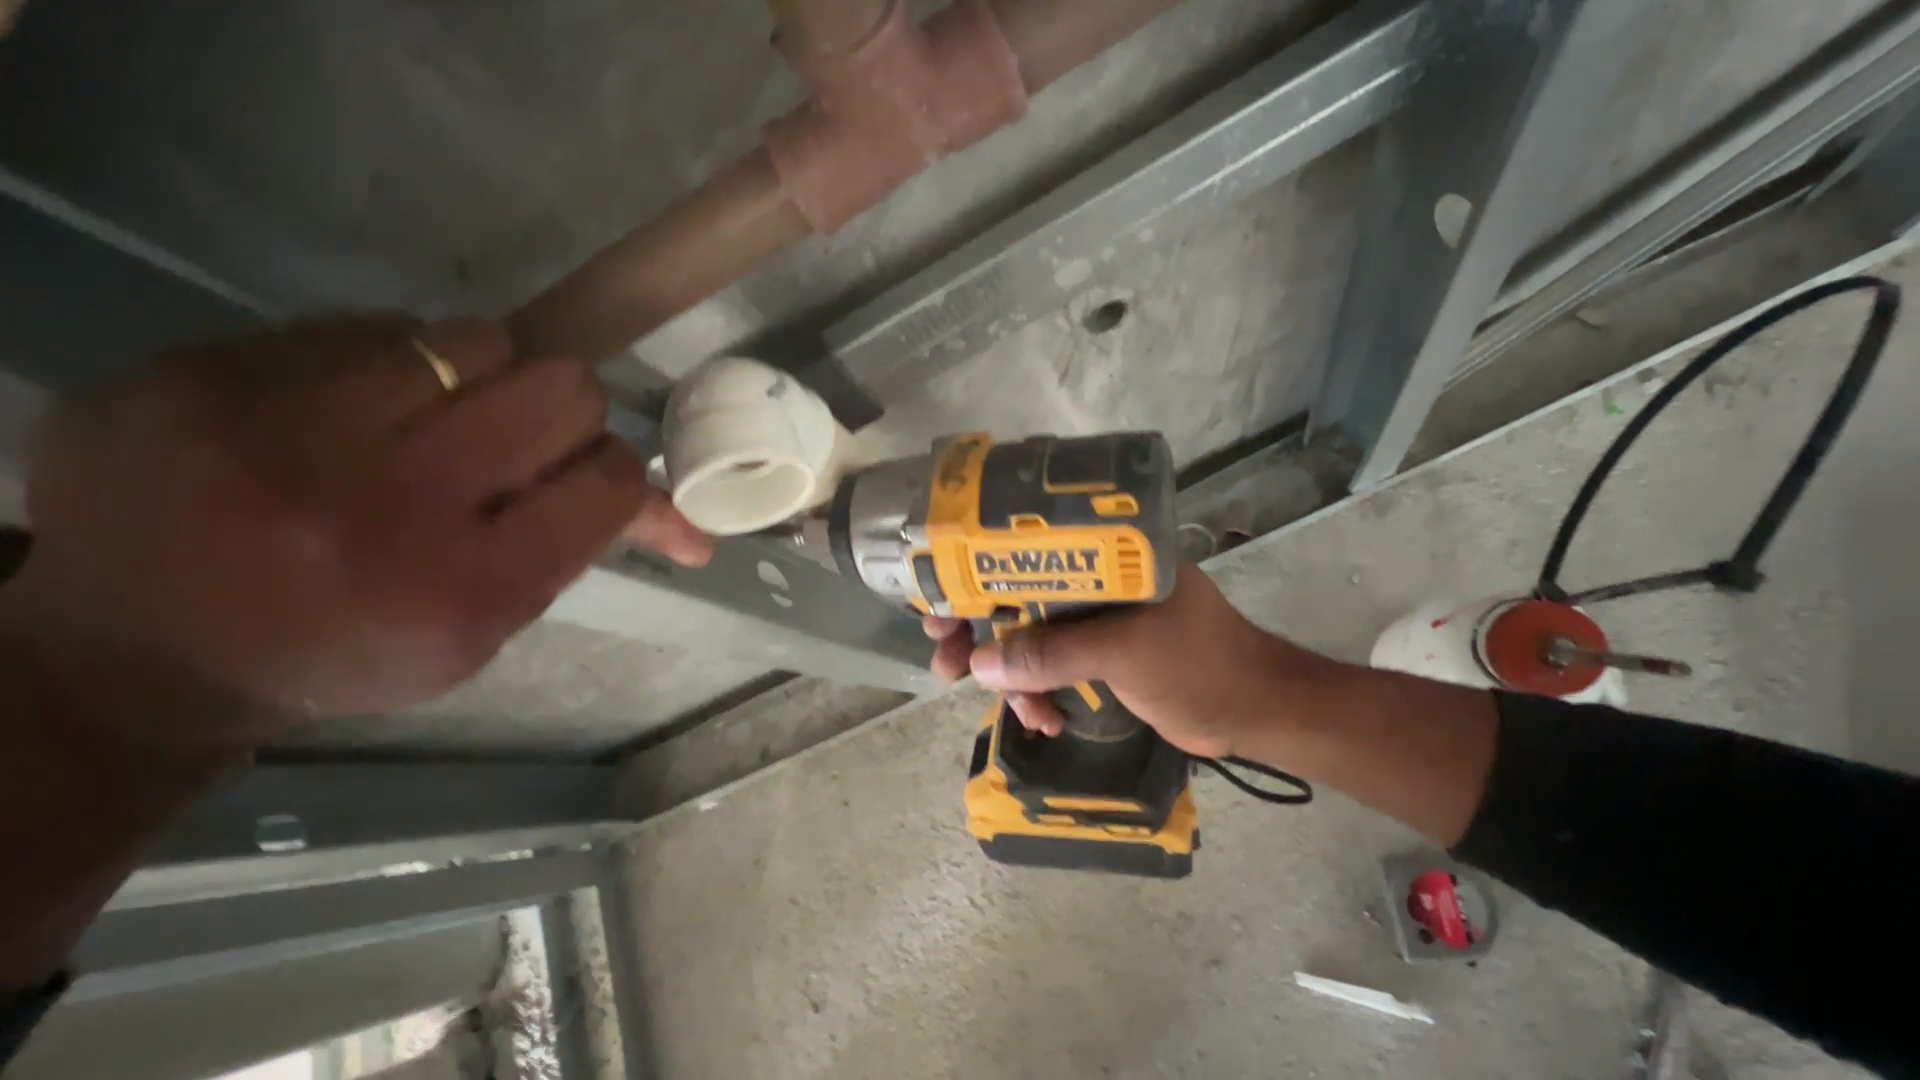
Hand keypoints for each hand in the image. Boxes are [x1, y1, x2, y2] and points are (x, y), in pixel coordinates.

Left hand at [0, 314, 711, 746]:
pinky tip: (357, 410)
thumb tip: (696, 529)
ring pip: (477, 340)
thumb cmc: (348, 653)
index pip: (612, 480)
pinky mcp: (208, 372)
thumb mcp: (479, 635)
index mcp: (461, 589)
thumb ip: (577, 555)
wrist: (137, 654)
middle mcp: (384, 504)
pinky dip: (395, 365)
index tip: (592, 482)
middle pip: (561, 390)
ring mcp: (287, 428)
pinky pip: (371, 328)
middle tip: (525, 445)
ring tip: (444, 419)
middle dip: (564, 416)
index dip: (620, 474)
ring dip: (486, 379)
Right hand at [923, 562, 1337, 757]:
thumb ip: (1053, 654)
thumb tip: (982, 664)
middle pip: (1018, 598)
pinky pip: (1051, 668)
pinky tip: (1046, 721)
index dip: (975, 579)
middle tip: (946, 667)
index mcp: (1106, 555)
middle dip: (982, 635)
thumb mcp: (1124, 653)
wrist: (1256, 711)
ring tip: (1021, 716)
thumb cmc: (1201, 664)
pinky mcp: (1102, 655)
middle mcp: (1096, 579)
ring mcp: (1098, 619)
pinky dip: (1041, 694)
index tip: (939, 611)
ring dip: (1014, 677)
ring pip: (1031, 639)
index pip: (1025, 555)